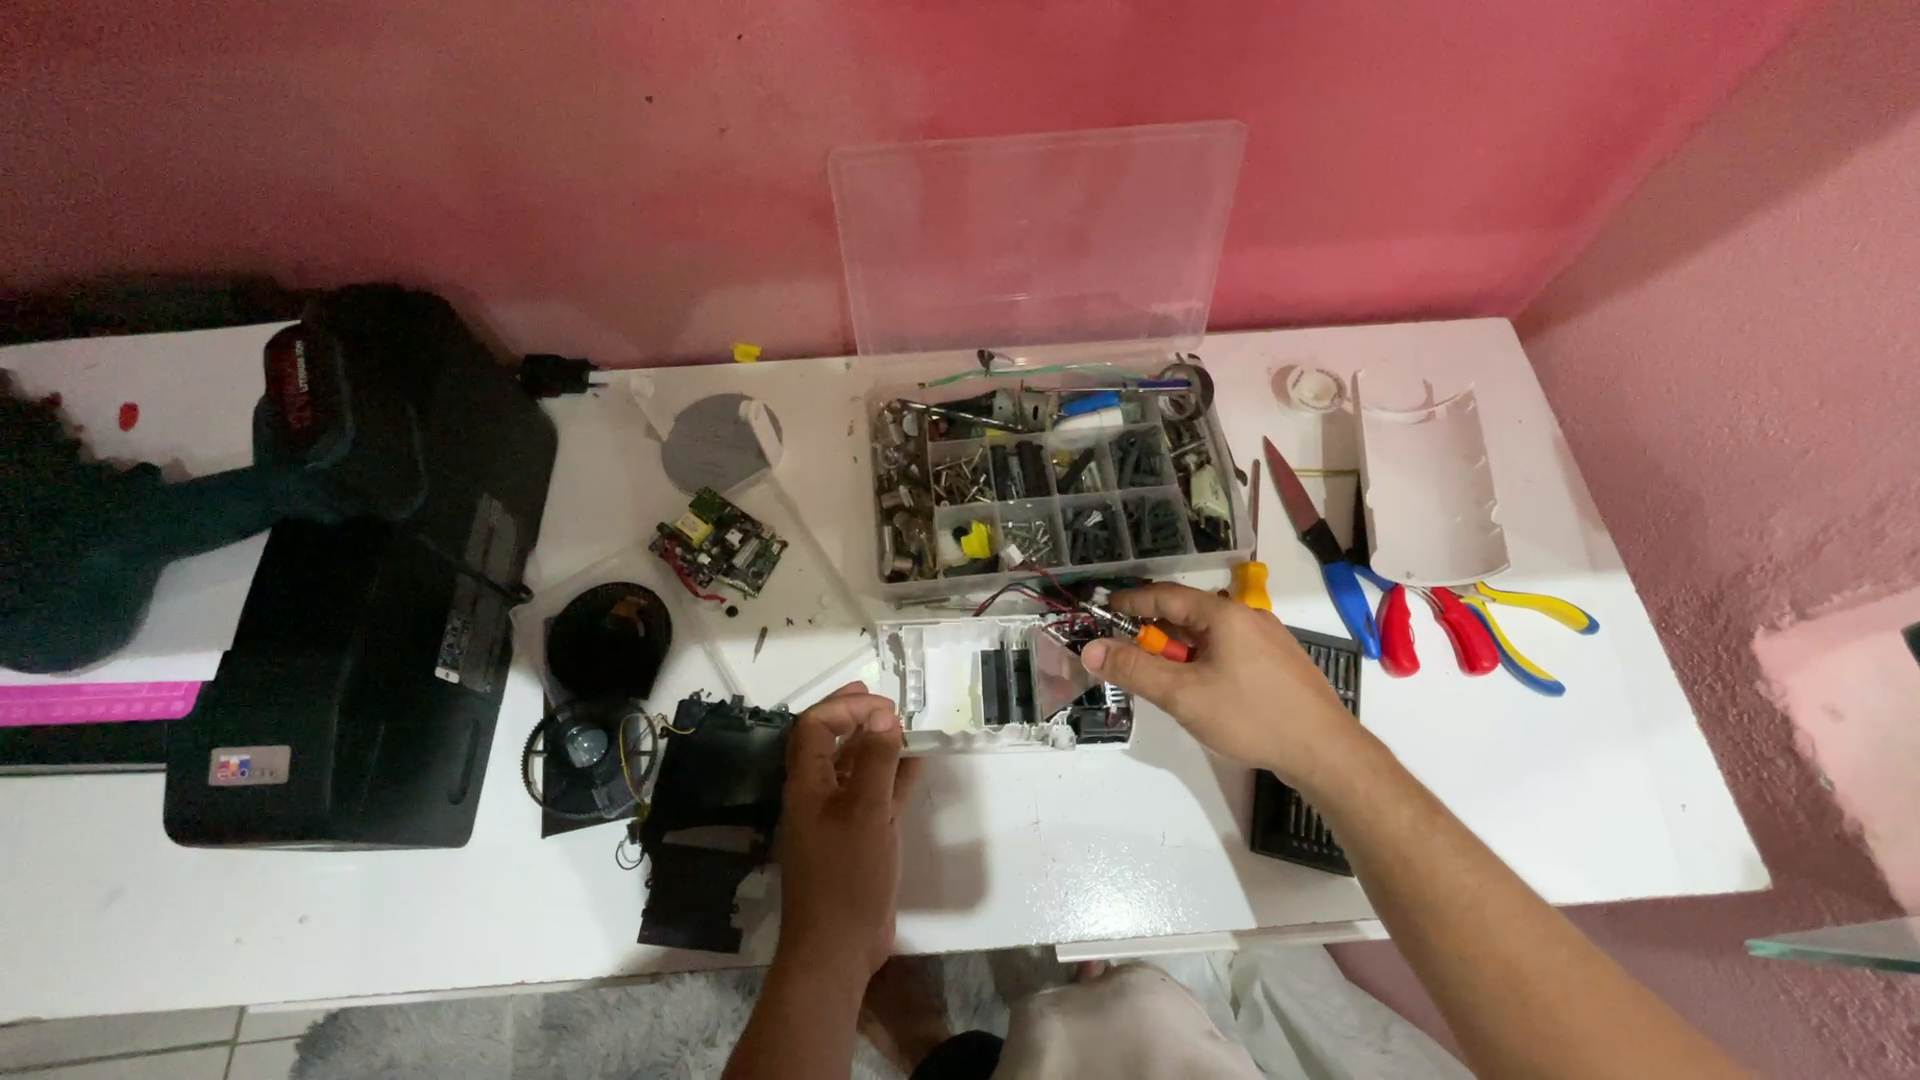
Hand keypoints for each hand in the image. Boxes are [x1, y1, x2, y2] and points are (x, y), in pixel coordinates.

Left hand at [775, 682, 923, 982]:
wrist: (837, 946)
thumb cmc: (846, 875)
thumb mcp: (865, 812)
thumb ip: (875, 761)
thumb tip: (884, 716)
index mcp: (807, 784)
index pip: (816, 727)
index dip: (845, 707)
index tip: (884, 705)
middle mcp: (817, 795)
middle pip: (829, 742)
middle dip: (853, 716)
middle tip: (883, 699)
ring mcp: (837, 818)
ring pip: (855, 768)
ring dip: (876, 744)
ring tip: (903, 726)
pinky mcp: (857, 839)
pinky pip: (874, 796)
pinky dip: (892, 776)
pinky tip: (916, 765)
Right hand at [1080, 584, 1365, 788]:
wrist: (1326, 752)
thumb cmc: (1251, 717)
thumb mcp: (1183, 695)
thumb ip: (1134, 670)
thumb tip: (1090, 649)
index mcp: (1224, 614)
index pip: (1165, 595)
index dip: (1130, 602)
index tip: (1103, 611)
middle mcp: (1248, 617)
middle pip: (1187, 615)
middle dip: (1153, 632)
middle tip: (1127, 655)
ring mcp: (1268, 640)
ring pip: (1209, 635)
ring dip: (1178, 650)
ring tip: (1160, 677)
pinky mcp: (1279, 664)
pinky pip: (1229, 650)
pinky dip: (1202, 660)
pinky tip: (1199, 689)